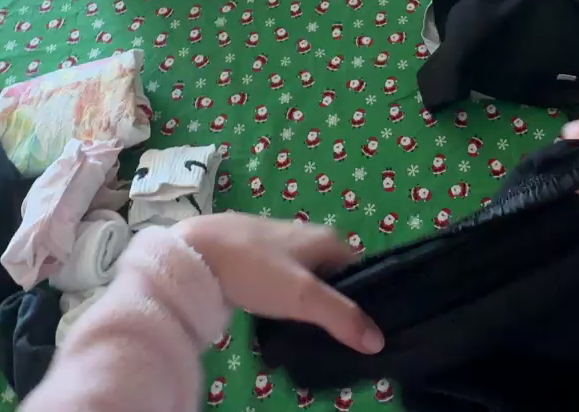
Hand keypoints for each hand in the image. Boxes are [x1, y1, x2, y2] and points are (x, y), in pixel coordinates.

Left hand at [179, 212, 383, 354]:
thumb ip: (341, 317)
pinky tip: (280, 321)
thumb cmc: (256, 269)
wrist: (199, 253)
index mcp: (328, 238)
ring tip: (307, 336)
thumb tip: (379, 340)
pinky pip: (286, 283)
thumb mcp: (303, 296)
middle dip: (335, 306)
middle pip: (335, 277)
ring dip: (310, 306)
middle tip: (334, 340)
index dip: (364, 301)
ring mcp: (282, 246)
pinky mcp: (259, 258)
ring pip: (309, 281)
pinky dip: (287, 301)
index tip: (361, 333)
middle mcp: (309, 237)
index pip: (361, 271)